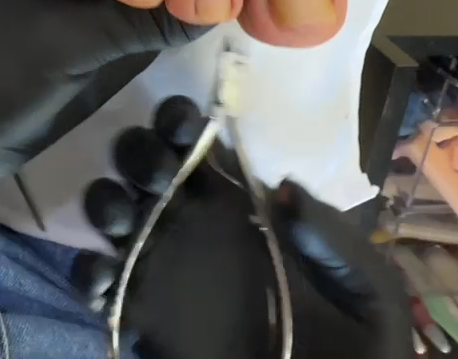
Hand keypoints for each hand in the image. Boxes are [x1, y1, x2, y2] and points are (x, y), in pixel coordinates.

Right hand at [73, 99, 413, 358]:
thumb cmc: (350, 358)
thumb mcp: (369, 299)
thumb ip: (337, 242)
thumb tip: (282, 188)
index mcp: (237, 205)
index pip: (195, 141)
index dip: (181, 121)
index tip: (188, 127)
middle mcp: (188, 222)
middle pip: (140, 159)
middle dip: (138, 152)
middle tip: (161, 176)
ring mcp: (155, 265)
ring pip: (106, 206)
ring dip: (104, 200)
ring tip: (124, 222)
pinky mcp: (134, 314)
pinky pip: (92, 280)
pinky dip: (88, 271)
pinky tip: (111, 278)